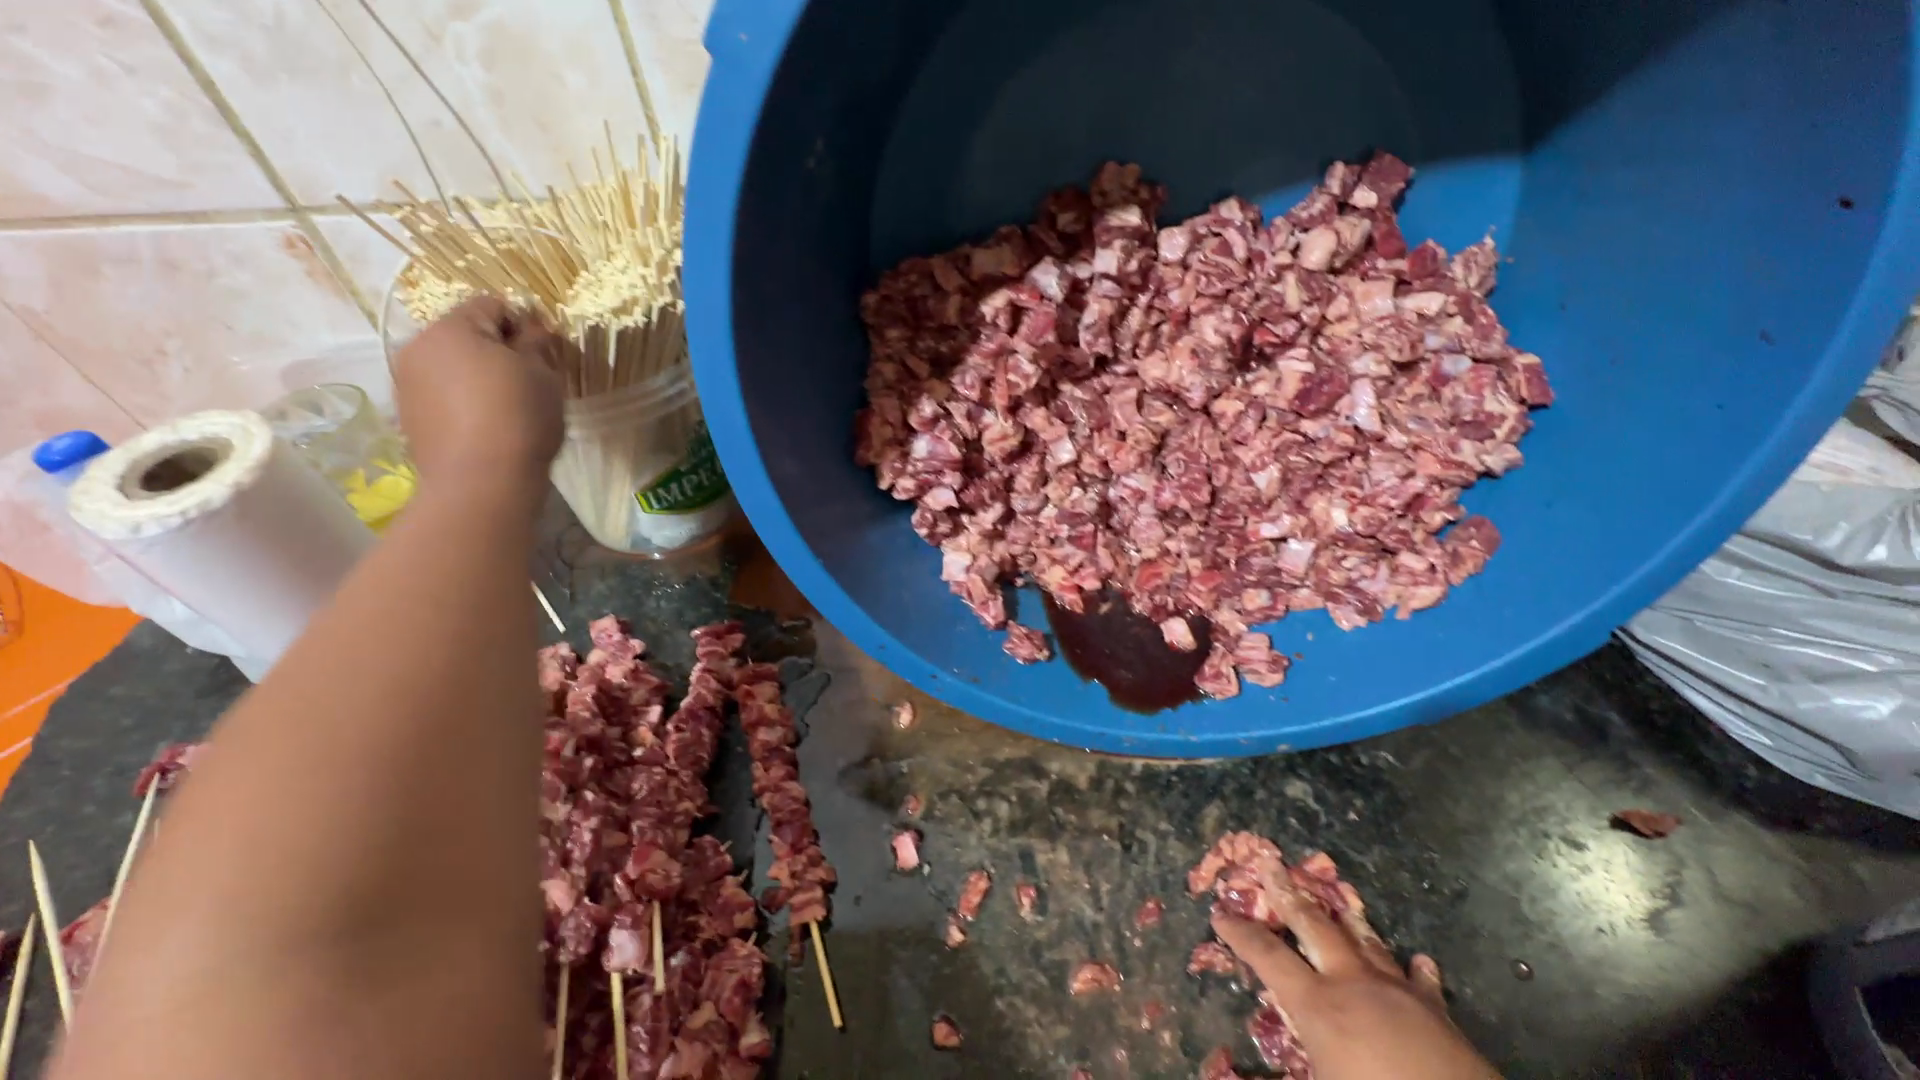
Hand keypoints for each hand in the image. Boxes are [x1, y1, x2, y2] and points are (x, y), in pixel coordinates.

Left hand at [393, 296, 564, 490]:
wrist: (482, 484)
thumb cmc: (519, 419)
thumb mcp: (544, 375)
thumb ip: (537, 343)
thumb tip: (532, 329)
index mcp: (452, 328)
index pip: (493, 304)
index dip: (524, 325)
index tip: (544, 354)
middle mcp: (418, 347)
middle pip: (466, 334)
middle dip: (497, 350)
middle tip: (529, 382)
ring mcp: (407, 383)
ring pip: (451, 365)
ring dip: (478, 376)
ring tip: (507, 408)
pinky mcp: (408, 416)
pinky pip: (441, 394)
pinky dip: (463, 401)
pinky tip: (486, 427)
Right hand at [1212, 890, 1497, 1079]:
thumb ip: (1267, 1078)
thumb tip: (1222, 1073)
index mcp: (1316, 1004)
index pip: (1266, 956)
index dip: (1240, 933)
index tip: (1220, 914)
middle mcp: (1352, 983)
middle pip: (1314, 927)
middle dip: (1289, 895)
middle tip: (1272, 865)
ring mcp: (1398, 991)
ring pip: (1366, 941)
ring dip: (1347, 919)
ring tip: (1338, 898)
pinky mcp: (1436, 1011)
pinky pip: (1420, 980)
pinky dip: (1414, 968)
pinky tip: (1418, 960)